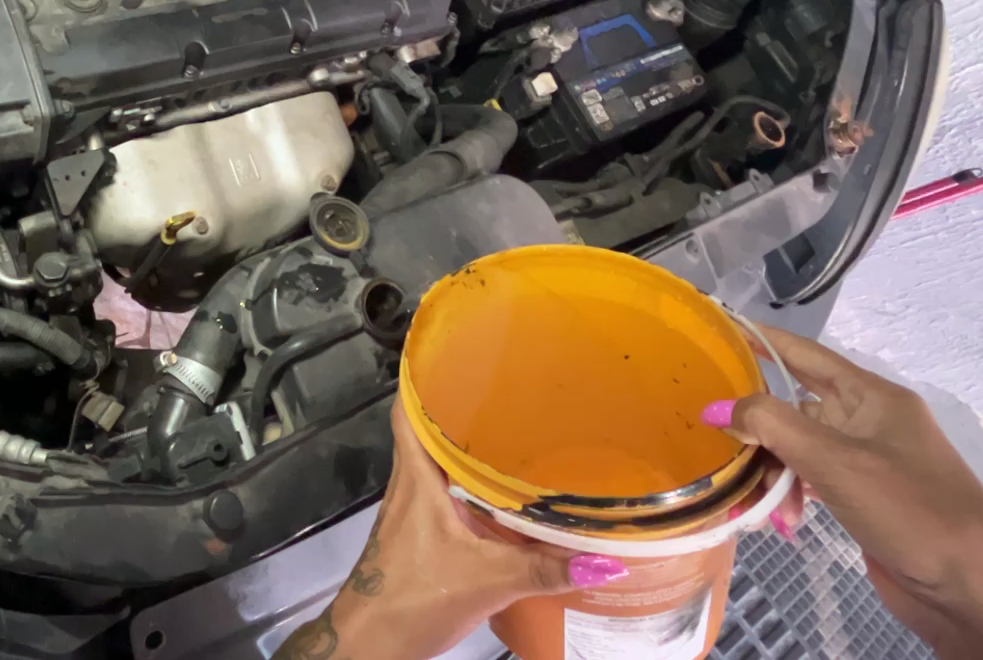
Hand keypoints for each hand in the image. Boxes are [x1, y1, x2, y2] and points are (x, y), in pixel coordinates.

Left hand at [275, 403, 627, 659]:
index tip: (448, 352)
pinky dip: (460, 478)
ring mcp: (410, 506)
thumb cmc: (417, 593)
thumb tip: (609, 559)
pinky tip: (492, 490)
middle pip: (423, 429)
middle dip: (452, 405)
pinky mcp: (416, 530)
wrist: (373, 639)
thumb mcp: (486, 581)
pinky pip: (438, 488)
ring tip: (502, 427)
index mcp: (416, 475)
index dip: (419, 377)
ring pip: (431, 459)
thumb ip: (544, 570)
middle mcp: (409, 481)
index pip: (407, 410)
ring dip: (457, 442)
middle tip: (496, 385)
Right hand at [703, 326, 982, 659]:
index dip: (756, 336)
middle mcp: (866, 420)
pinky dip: (786, 494)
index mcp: (871, 397)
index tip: (710, 326)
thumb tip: (713, 408)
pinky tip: (779, 520)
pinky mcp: (861, 496)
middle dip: (750, 421)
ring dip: (766, 469)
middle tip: (706, 430)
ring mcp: (865, 460)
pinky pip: (806, 478)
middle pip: (789, 403)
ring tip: (747, 498)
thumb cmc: (913, 513)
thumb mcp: (834, 460)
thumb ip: (768, 424)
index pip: (801, 351)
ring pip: (792, 445)